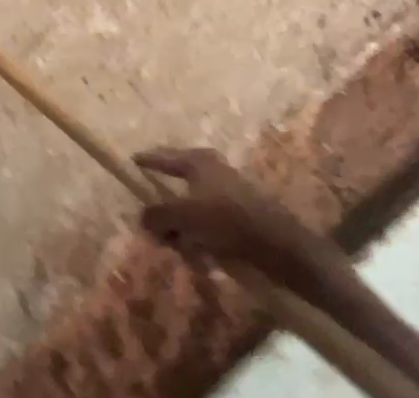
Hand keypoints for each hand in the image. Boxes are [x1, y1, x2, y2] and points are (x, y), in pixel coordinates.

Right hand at [137, 148, 418, 397]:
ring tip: (188, 257)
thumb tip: (142, 218)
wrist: (289, 251)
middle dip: (166, 217)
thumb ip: (156, 214)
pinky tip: (207, 262)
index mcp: (198, 161)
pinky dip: (204, 243)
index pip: (160, 157)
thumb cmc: (230, 221)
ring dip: (185, 236)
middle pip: (175, 191)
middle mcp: (213, 172)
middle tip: (160, 236)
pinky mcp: (244, 218)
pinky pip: (212, 228)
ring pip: (193, 214)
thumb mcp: (183, 216)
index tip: (129, 164)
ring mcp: (230, 194)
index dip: (144, 162)